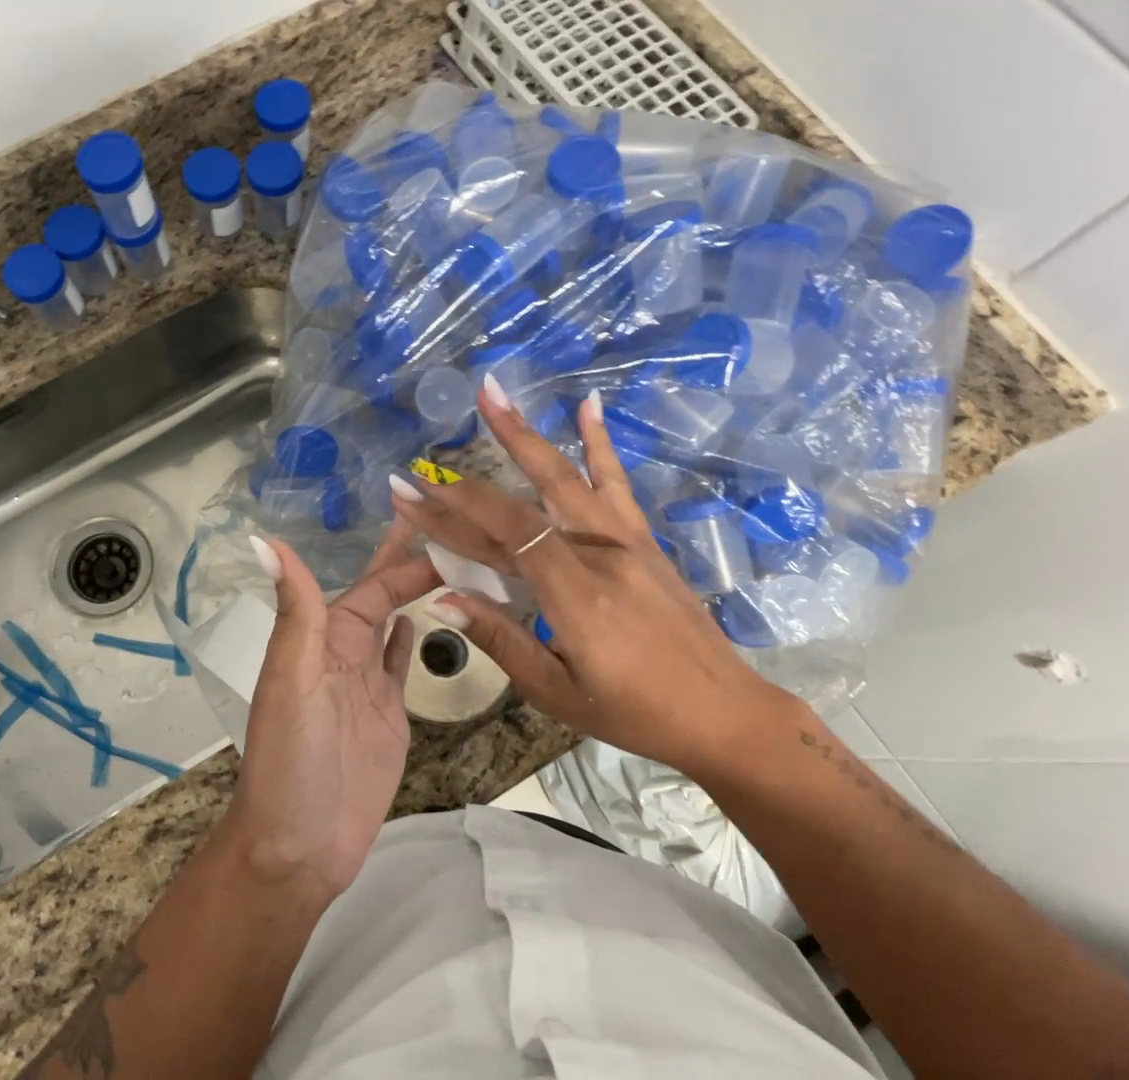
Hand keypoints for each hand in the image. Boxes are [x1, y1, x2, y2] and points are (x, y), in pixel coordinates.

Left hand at [225, 521, 440, 896]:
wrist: (298, 845)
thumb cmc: (291, 760)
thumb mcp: (291, 679)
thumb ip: (294, 611)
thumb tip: (264, 538)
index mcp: (320, 641)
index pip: (368, 584)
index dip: (399, 553)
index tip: (438, 516)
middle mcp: (344, 656)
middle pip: (384, 597)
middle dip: (415, 564)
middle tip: (466, 532)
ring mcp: (368, 688)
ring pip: (396, 625)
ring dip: (420, 594)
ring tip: (459, 563)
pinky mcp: (389, 719)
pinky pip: (401, 666)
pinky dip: (413, 639)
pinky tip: (428, 618)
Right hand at [389, 380, 800, 778]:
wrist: (722, 711)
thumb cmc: (635, 713)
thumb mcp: (559, 691)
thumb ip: (501, 640)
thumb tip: (442, 598)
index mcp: (575, 596)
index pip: (502, 537)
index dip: (450, 514)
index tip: (406, 495)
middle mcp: (601, 555)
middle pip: (525, 501)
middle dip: (468, 480)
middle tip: (422, 459)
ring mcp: (627, 541)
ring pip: (568, 478)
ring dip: (525, 436)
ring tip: (493, 395)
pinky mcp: (644, 541)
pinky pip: (616, 484)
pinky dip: (599, 443)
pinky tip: (589, 406)